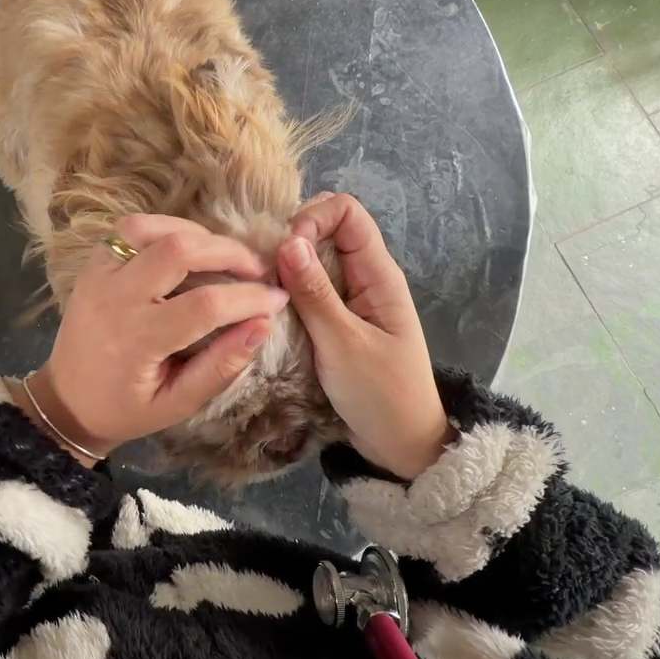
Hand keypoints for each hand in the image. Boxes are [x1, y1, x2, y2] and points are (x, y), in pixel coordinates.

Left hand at [19, 215, 289, 465]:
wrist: (67, 400)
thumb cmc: (126, 409)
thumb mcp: (177, 403)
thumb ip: (221, 366)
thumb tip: (263, 326)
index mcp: (137, 341)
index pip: (204, 306)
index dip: (249, 298)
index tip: (277, 300)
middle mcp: (115, 299)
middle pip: (178, 250)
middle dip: (228, 252)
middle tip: (256, 269)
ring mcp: (99, 275)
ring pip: (150, 228)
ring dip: (195, 233)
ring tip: (223, 253)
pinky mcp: (92, 264)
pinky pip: (128, 229)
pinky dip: (163, 227)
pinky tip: (187, 244)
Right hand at [277, 193, 452, 477]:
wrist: (401, 445)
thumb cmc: (381, 395)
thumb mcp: (343, 344)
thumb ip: (315, 293)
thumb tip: (287, 240)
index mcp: (378, 275)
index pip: (347, 212)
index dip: (313, 218)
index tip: (284, 250)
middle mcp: (363, 277)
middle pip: (326, 228)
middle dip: (292, 237)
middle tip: (264, 269)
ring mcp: (347, 298)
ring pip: (312, 258)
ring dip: (284, 265)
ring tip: (258, 288)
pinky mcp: (333, 318)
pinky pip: (306, 287)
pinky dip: (285, 288)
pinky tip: (266, 306)